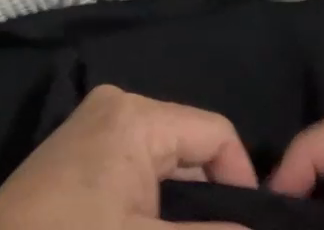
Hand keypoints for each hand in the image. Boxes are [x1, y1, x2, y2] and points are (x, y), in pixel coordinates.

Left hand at [0, 84, 257, 229]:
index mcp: (136, 116)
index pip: (216, 134)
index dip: (242, 182)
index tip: (246, 229)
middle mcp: (116, 105)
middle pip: (190, 145)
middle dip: (210, 197)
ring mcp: (92, 124)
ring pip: (164, 159)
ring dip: (181, 203)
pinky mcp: (77, 148)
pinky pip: (135, 164)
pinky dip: (152, 198)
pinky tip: (147, 227)